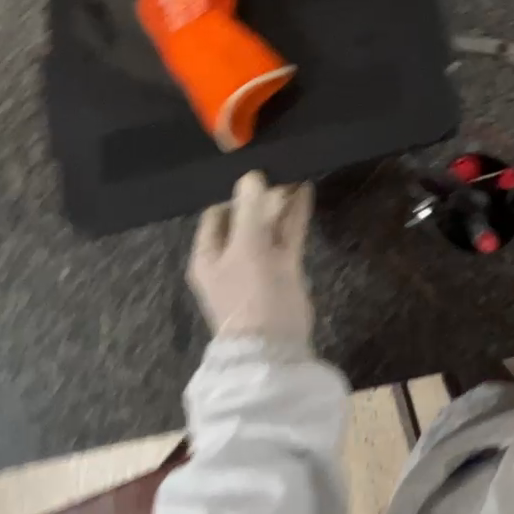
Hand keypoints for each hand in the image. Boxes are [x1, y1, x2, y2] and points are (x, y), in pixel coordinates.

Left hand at [190, 172, 315, 344]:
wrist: (273, 344)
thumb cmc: (249, 294)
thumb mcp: (246, 248)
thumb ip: (249, 211)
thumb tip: (251, 176)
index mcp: (208, 257)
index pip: (216, 216)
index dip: (233, 196)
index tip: (254, 176)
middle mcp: (231, 258)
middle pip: (244, 218)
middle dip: (261, 196)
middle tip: (279, 169)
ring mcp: (258, 264)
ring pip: (269, 225)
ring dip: (280, 203)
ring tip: (294, 173)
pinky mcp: (283, 269)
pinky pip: (288, 235)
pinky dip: (295, 215)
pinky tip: (305, 191)